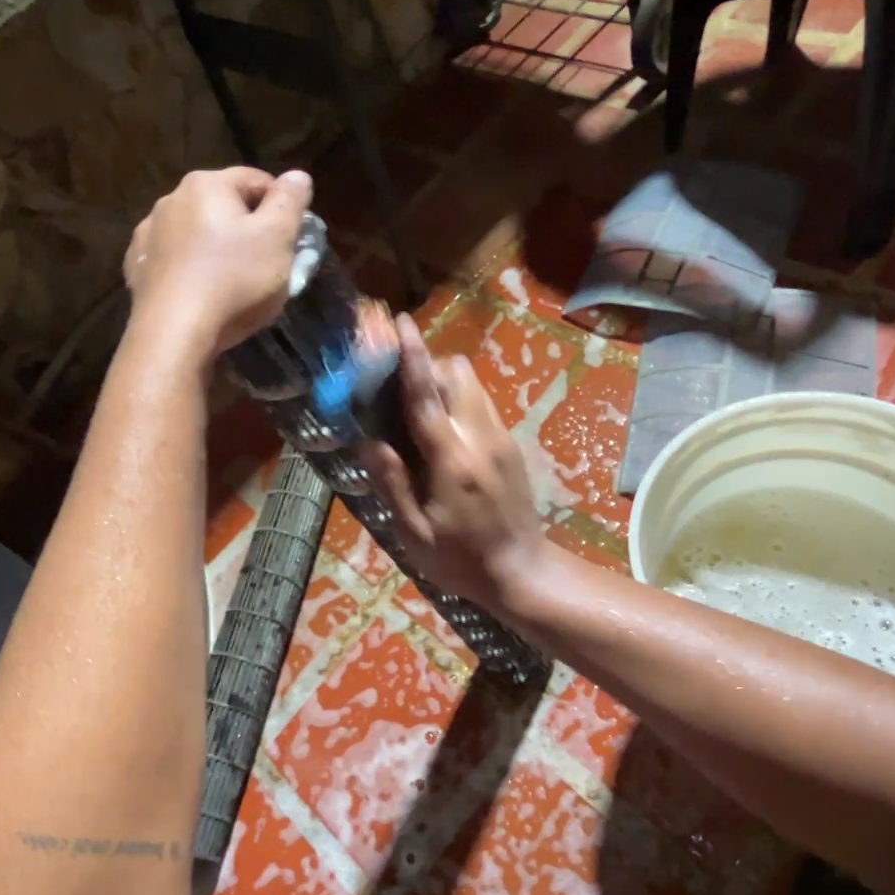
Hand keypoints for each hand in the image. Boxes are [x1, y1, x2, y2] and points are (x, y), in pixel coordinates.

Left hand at [123, 167, 313, 359]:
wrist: (174, 333)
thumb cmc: (234, 280)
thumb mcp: (277, 238)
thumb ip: (290, 201)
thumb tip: (297, 175)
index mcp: (207, 184)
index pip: (257, 181)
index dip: (282, 207)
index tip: (292, 238)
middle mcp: (171, 199)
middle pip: (223, 207)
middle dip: (247, 229)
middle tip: (267, 264)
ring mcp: (149, 234)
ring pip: (196, 234)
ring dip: (216, 248)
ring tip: (232, 283)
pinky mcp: (137, 268)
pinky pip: (174, 260)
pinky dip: (190, 269)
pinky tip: (201, 293)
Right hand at [360, 315, 546, 611]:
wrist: (523, 572)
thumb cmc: (460, 560)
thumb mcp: (415, 533)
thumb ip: (392, 484)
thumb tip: (371, 442)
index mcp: (452, 460)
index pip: (427, 396)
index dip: (412, 356)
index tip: (401, 322)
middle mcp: (480, 438)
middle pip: (456, 374)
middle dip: (425, 367)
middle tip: (398, 389)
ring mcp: (501, 438)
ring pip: (472, 383)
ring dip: (443, 381)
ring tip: (418, 408)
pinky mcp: (511, 445)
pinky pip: (482, 402)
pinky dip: (458, 399)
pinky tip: (442, 430)